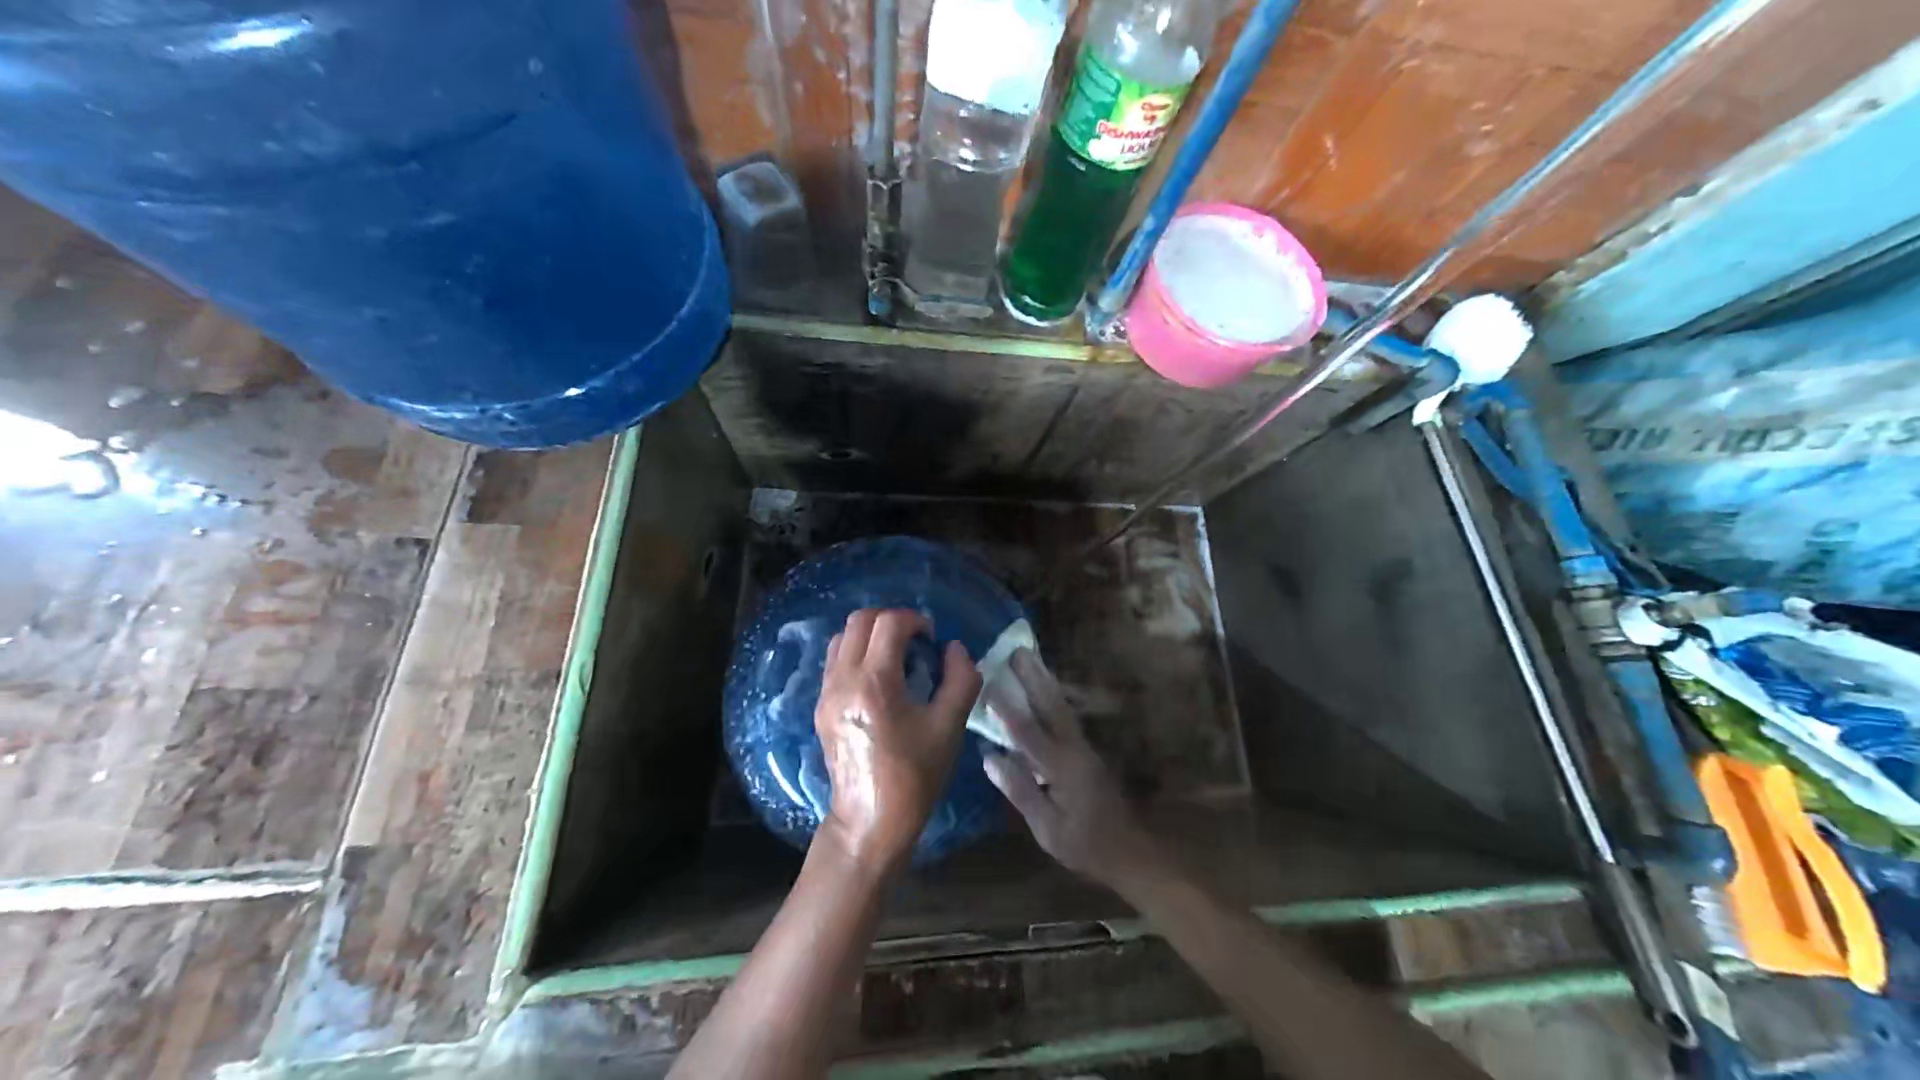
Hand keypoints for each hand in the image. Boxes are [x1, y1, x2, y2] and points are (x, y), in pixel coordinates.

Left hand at [814, 608, 980, 871]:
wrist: (871, 820)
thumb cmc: (914, 776)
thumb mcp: (950, 727)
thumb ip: (960, 679)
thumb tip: (953, 649)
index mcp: (874, 682)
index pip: (889, 623)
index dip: (915, 620)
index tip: (932, 639)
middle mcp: (843, 679)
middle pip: (860, 620)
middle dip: (891, 620)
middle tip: (915, 641)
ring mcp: (826, 693)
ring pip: (842, 638)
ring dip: (870, 635)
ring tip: (896, 657)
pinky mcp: (821, 707)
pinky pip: (834, 661)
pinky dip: (856, 654)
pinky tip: (879, 680)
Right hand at [981, 649, 1159, 884]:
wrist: (1128, 850)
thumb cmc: (1083, 845)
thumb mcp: (1047, 828)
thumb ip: (1020, 791)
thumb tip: (989, 758)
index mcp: (1062, 769)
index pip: (1029, 733)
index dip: (1007, 710)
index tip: (988, 685)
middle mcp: (1074, 750)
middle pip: (1051, 707)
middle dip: (1033, 678)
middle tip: (1016, 651)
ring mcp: (1083, 748)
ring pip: (1061, 706)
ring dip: (1044, 680)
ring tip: (1029, 657)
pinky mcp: (1086, 752)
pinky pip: (1066, 716)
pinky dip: (1052, 696)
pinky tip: (1043, 687)